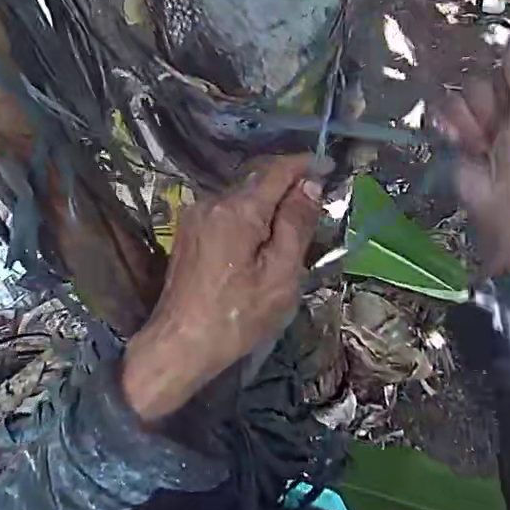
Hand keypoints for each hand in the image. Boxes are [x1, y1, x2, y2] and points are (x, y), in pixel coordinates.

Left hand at [122, 155, 321, 424]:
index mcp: (238, 209)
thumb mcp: (280, 274)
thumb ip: (296, 224)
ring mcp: (197, 214)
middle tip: (318, 200)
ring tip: (294, 222)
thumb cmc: (237, 316)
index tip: (329, 166)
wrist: (180, 345)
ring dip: (270, 200)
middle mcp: (213, 201)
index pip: (277, 170)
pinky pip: (228, 209)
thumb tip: (309, 185)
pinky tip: (263, 236)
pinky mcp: (190, 230)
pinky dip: (251, 213)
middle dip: (289, 183)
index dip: (305, 164)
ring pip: (243, 194)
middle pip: (258, 178)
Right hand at [436, 31, 509, 277]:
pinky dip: (450, 129)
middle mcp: (498, 107)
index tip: (501, 80)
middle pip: (478, 81)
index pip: (505, 67)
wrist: (504, 203)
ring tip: (480, 144)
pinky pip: (440, 114)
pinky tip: (461, 144)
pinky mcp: (450, 136)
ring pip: (458, 97)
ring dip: (468, 121)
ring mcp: (472, 122)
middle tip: (497, 128)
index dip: (502, 74)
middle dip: (486, 105)